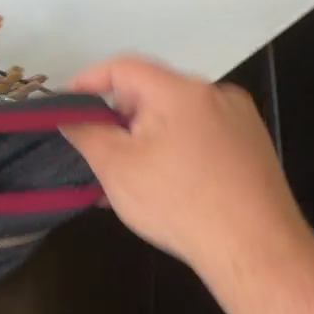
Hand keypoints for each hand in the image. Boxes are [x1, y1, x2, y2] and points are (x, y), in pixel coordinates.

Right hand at [59, 55, 311, 281]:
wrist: (253, 246)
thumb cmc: (176, 200)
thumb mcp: (114, 166)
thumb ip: (85, 131)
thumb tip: (68, 115)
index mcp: (180, 91)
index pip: (121, 67)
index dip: (85, 82)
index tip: (61, 109)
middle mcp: (215, 94)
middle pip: (149, 92)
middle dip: (115, 118)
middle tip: (92, 153)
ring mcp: (238, 120)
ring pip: (173, 117)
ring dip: (141, 138)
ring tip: (123, 178)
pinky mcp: (251, 145)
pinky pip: (196, 136)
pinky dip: (169, 150)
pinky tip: (160, 186)